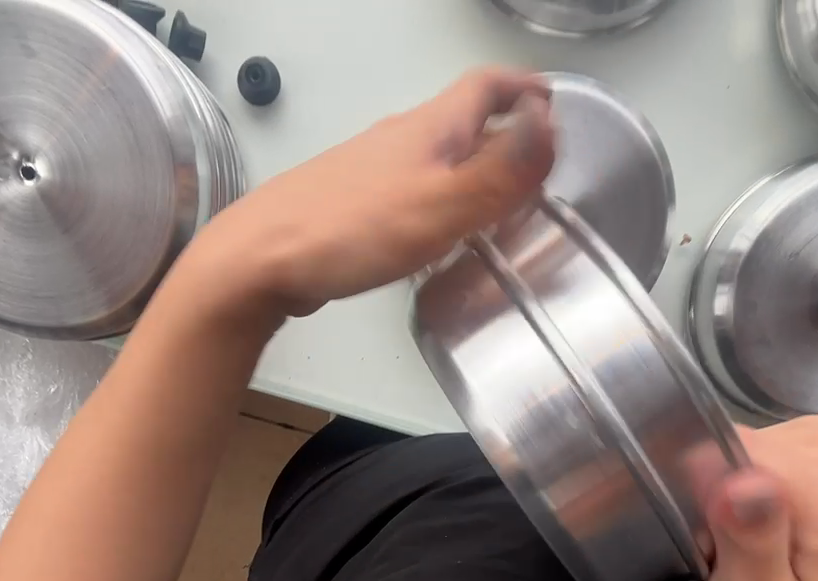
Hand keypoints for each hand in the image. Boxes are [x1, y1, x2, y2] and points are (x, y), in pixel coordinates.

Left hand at [182, 68, 554, 319]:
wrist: (264, 258)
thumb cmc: (355, 228)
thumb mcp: (442, 203)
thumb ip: (499, 172)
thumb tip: (551, 126)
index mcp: (431, 128)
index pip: (487, 85)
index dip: (525, 89)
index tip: (553, 110)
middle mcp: (401, 139)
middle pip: (461, 120)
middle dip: (502, 133)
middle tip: (533, 167)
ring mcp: (371, 171)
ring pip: (434, 158)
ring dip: (470, 170)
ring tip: (495, 205)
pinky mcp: (351, 206)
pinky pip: (409, 191)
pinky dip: (438, 202)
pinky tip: (438, 236)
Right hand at [687, 416, 817, 580]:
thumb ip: (749, 547)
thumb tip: (737, 483)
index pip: (751, 460)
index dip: (716, 492)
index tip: (717, 538)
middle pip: (750, 449)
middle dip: (725, 488)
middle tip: (733, 540)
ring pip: (755, 442)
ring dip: (739, 480)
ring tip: (751, 525)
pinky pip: (769, 440)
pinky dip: (756, 470)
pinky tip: (768, 503)